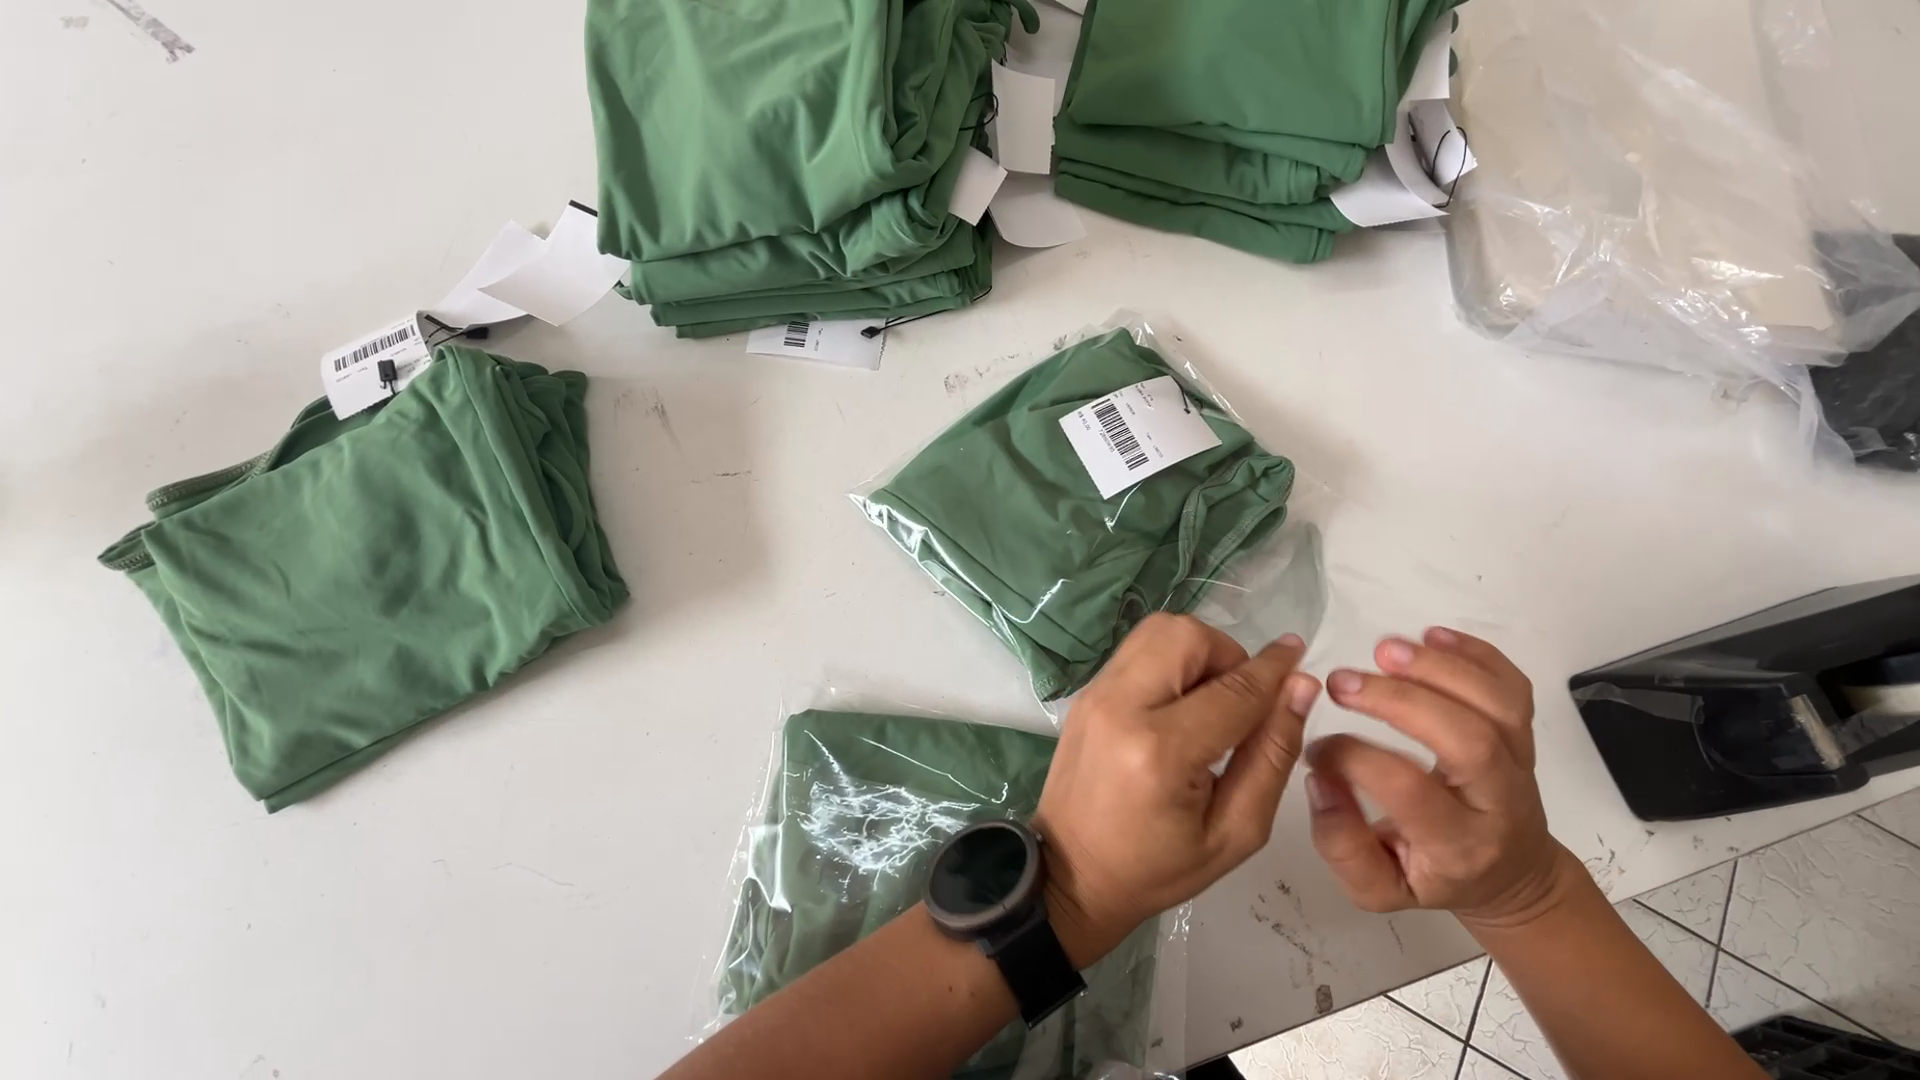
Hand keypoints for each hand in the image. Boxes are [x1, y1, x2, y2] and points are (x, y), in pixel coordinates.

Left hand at [1032, 614, 1321, 967]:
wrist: (1070, 871)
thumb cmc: (1156, 868)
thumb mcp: (1235, 831)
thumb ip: (1271, 755)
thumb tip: (1299, 688)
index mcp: (1160, 750)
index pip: (1233, 690)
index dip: (1274, 670)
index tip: (1299, 656)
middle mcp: (1121, 706)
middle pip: (1185, 635)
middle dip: (1226, 655)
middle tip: (1239, 701)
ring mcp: (1095, 694)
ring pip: (1157, 632)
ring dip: (1196, 653)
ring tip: (1208, 703)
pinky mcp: (1085, 693)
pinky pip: (1136, 651)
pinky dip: (1168, 662)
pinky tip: (1177, 708)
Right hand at [1305, 627, 1577, 931]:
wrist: (1510, 875)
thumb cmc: (1430, 875)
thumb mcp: (1377, 888)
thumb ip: (1340, 842)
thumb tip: (1318, 778)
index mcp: (1459, 843)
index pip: (1408, 789)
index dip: (1353, 758)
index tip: (1314, 749)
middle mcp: (1498, 799)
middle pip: (1466, 738)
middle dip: (1399, 701)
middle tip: (1339, 682)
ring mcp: (1518, 761)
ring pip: (1497, 705)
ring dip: (1440, 667)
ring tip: (1382, 649)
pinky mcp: (1522, 733)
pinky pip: (1514, 687)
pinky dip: (1478, 653)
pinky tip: (1429, 635)